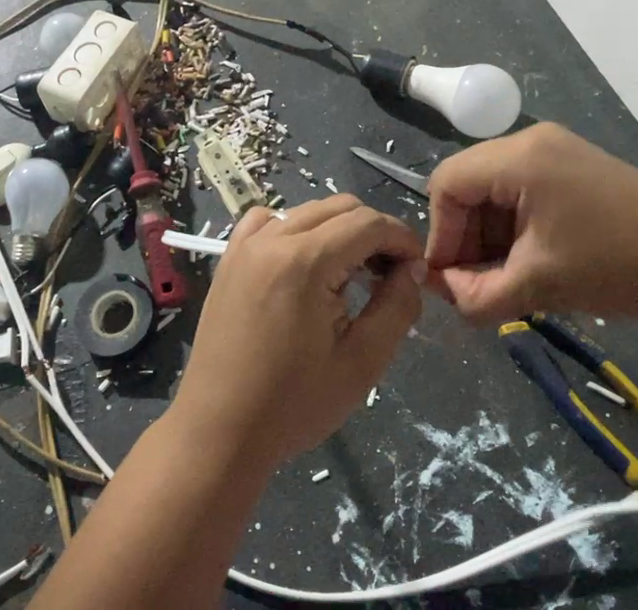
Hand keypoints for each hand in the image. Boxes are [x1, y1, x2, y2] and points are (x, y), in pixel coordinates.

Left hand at [168, 196, 424, 467]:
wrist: (220, 429)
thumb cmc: (294, 404)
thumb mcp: (362, 362)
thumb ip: (397, 306)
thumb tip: (410, 269)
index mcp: (304, 261)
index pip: (369, 223)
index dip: (403, 239)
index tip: (418, 270)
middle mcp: (271, 239)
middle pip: (339, 208)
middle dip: (374, 233)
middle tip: (390, 276)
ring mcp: (244, 246)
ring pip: (306, 212)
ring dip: (338, 231)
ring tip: (352, 276)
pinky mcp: (229, 260)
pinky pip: (269, 222)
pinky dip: (296, 231)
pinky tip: (305, 266)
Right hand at [424, 123, 637, 322]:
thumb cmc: (618, 268)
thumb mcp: (538, 286)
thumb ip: (476, 295)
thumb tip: (443, 292)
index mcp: (519, 157)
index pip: (446, 184)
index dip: (440, 234)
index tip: (451, 280)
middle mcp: (531, 141)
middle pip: (468, 184)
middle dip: (465, 237)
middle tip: (477, 284)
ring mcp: (556, 150)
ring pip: (493, 190)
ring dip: (489, 236)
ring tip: (506, 278)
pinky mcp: (573, 167)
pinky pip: (521, 191)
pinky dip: (514, 227)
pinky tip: (531, 261)